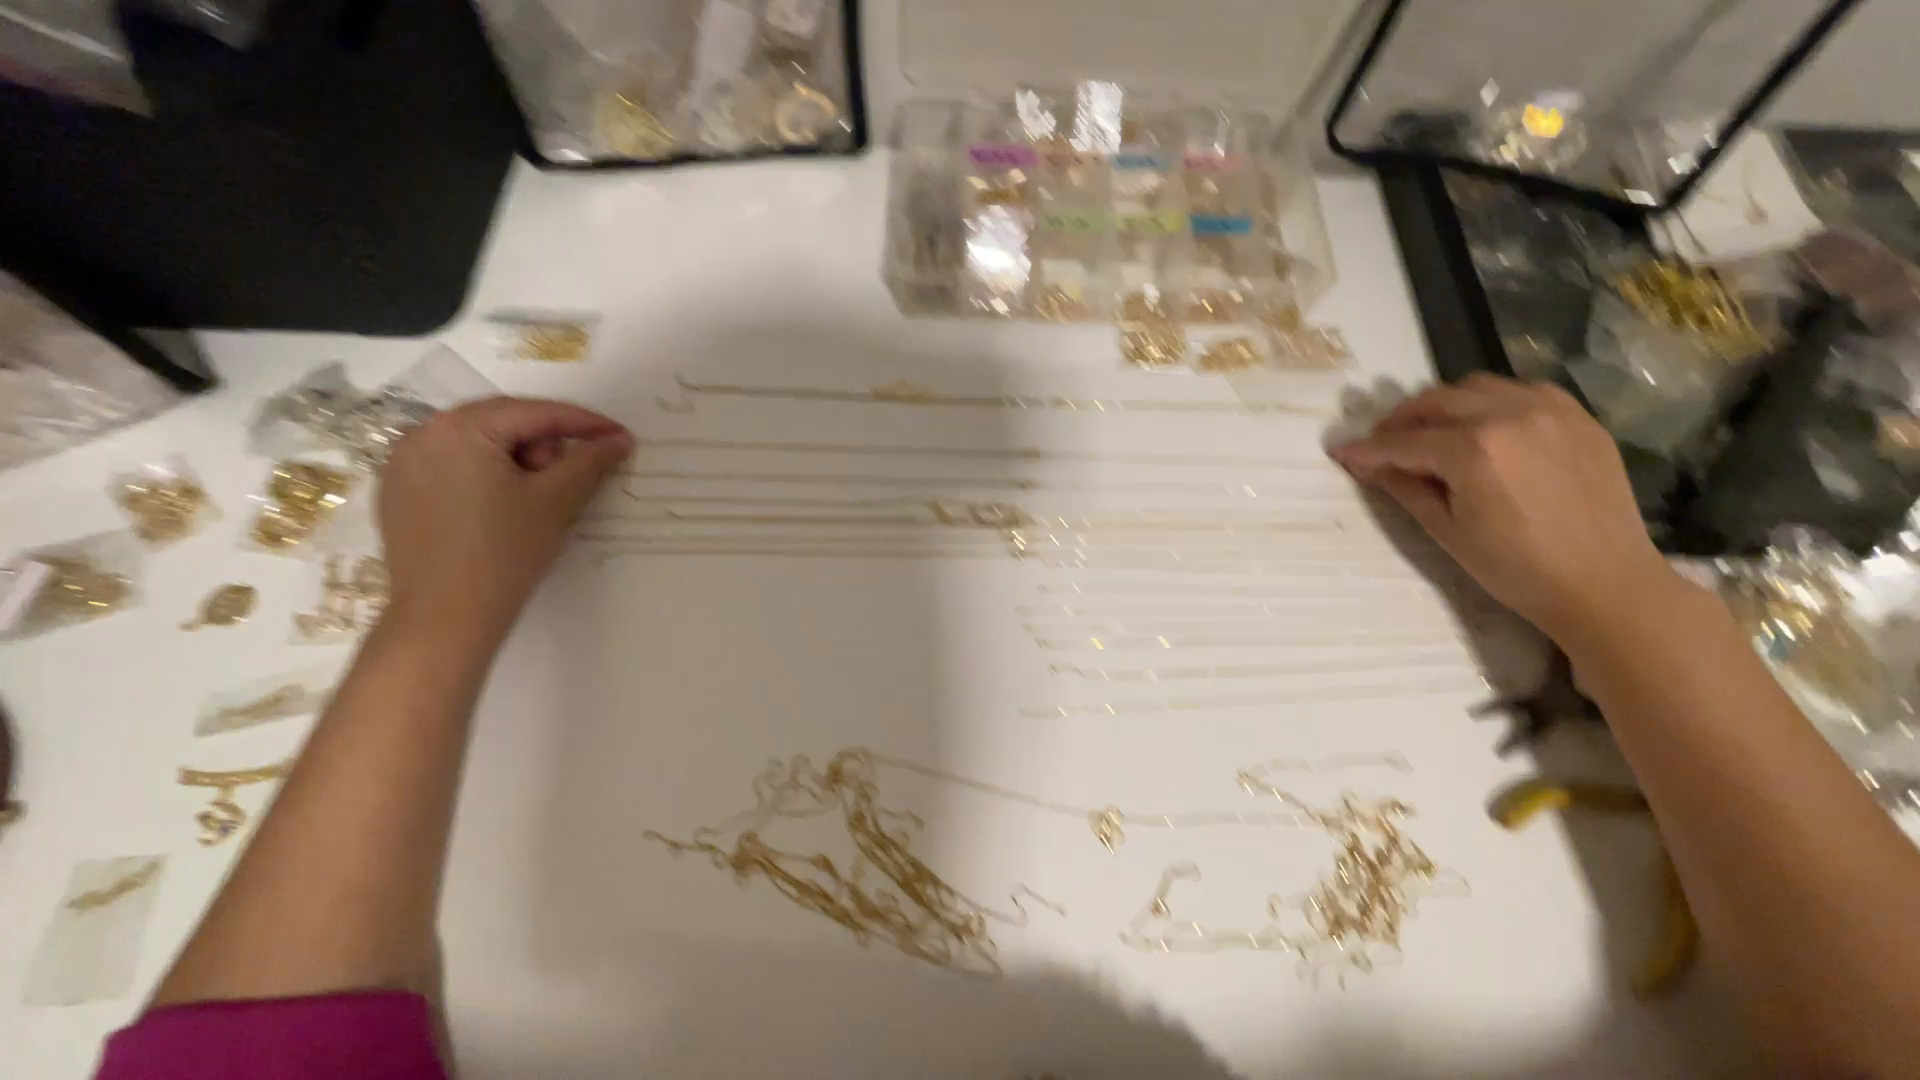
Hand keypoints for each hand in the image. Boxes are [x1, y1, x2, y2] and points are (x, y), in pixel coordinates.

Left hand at [378, 397, 632, 642]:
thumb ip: (590, 461)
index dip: (584, 423)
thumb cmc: (504, 555)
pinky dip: (485, 475)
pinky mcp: (397, 492)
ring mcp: (402, 463)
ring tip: (537, 496)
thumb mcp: (555, 502)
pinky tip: (503, 507)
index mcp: (459, 429)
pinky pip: (452, 466)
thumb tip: (619, 439)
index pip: (535, 413)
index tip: (621, 437)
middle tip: (573, 476)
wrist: (444, 619)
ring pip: (477, 444)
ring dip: (516, 459)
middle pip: (503, 423)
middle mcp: (421, 434)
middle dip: (545, 444)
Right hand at [1329, 375, 1679, 644]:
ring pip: (1478, 387)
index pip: (1404, 442)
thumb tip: (1369, 465)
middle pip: (1437, 401)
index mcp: (1474, 450)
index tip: (1342, 452)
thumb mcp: (1448, 532)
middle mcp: (1510, 415)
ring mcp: (1550, 411)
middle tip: (1383, 442)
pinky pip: (1523, 391)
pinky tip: (1486, 428)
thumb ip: (1406, 488)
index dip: (1368, 449)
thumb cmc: (1516, 569)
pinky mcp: (1578, 418)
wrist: (1604, 582)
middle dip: (1402, 419)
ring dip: (1445, 405)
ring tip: (1433, 432)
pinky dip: (1492, 402)